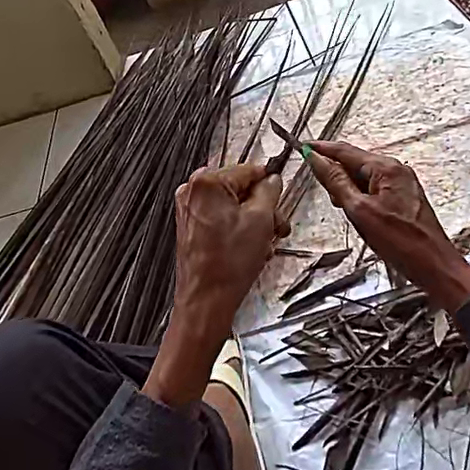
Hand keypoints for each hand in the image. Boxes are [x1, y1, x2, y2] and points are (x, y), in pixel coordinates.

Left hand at [142, 164, 284, 408]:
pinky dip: (238, 228)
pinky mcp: (191, 226)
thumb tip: (272, 179)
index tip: (280, 196)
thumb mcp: (261, 220)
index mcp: (206, 182)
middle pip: (239, 187)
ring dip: (253, 220)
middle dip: (262, 207)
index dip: (269, 184)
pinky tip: (250, 247)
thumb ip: (269, 191)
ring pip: (232, 204)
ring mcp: (189, 209)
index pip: (248, 169)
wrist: (206, 300)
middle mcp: (192, 191)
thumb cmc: (227, 265)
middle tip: (276, 225)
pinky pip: (221, 217)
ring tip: (264, 242)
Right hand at [304, 140, 469, 312]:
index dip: (321, 149)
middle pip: (354, 163)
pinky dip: (361, 199)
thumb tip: (316, 159)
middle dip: (336, 176)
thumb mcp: (359, 211)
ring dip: (349, 191)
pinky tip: (361, 217)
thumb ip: (335, 181)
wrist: (435, 266)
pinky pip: (374, 189)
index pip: (345, 151)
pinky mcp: (403, 197)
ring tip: (351, 215)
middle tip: (330, 197)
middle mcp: (396, 170)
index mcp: (386, 168)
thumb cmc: (402, 242)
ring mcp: (402, 183)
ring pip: (363, 178)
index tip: (303, 147)